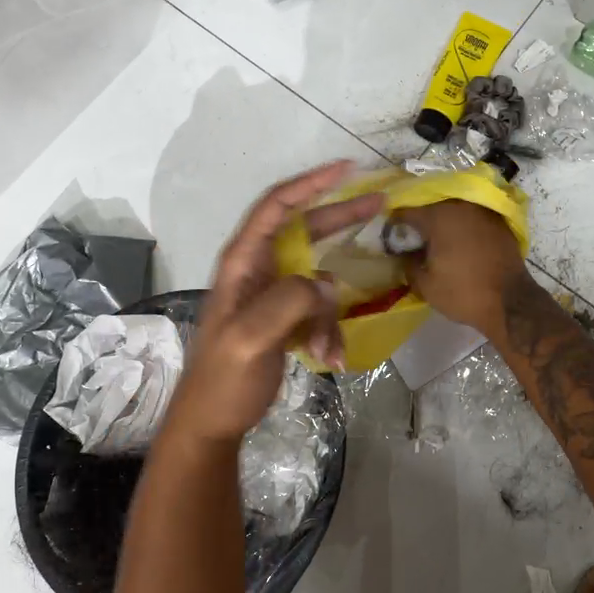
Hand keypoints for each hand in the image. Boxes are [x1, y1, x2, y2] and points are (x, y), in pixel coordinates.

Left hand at [164, 161, 383, 443]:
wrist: (212, 423)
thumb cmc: (222, 380)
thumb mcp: (249, 339)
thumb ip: (287, 302)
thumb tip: (326, 282)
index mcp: (242, 262)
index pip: (276, 207)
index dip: (309, 183)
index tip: (345, 169)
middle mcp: (259, 268)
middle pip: (305, 228)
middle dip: (341, 218)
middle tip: (380, 202)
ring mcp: (274, 292)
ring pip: (320, 279)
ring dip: (331, 311)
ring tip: (329, 347)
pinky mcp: (287, 316)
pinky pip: (321, 311)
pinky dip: (329, 332)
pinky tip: (328, 358)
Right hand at [391, 200, 526, 336]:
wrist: (511, 302)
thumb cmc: (463, 292)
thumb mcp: (425, 284)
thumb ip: (408, 263)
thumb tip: (405, 253)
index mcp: (439, 215)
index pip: (407, 210)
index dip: (395, 223)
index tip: (391, 237)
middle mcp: (461, 205)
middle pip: (432, 204)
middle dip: (420, 219)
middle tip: (412, 238)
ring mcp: (483, 211)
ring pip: (454, 208)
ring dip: (443, 220)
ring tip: (435, 239)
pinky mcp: (499, 221)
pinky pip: (472, 216)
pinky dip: (463, 225)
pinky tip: (459, 241)